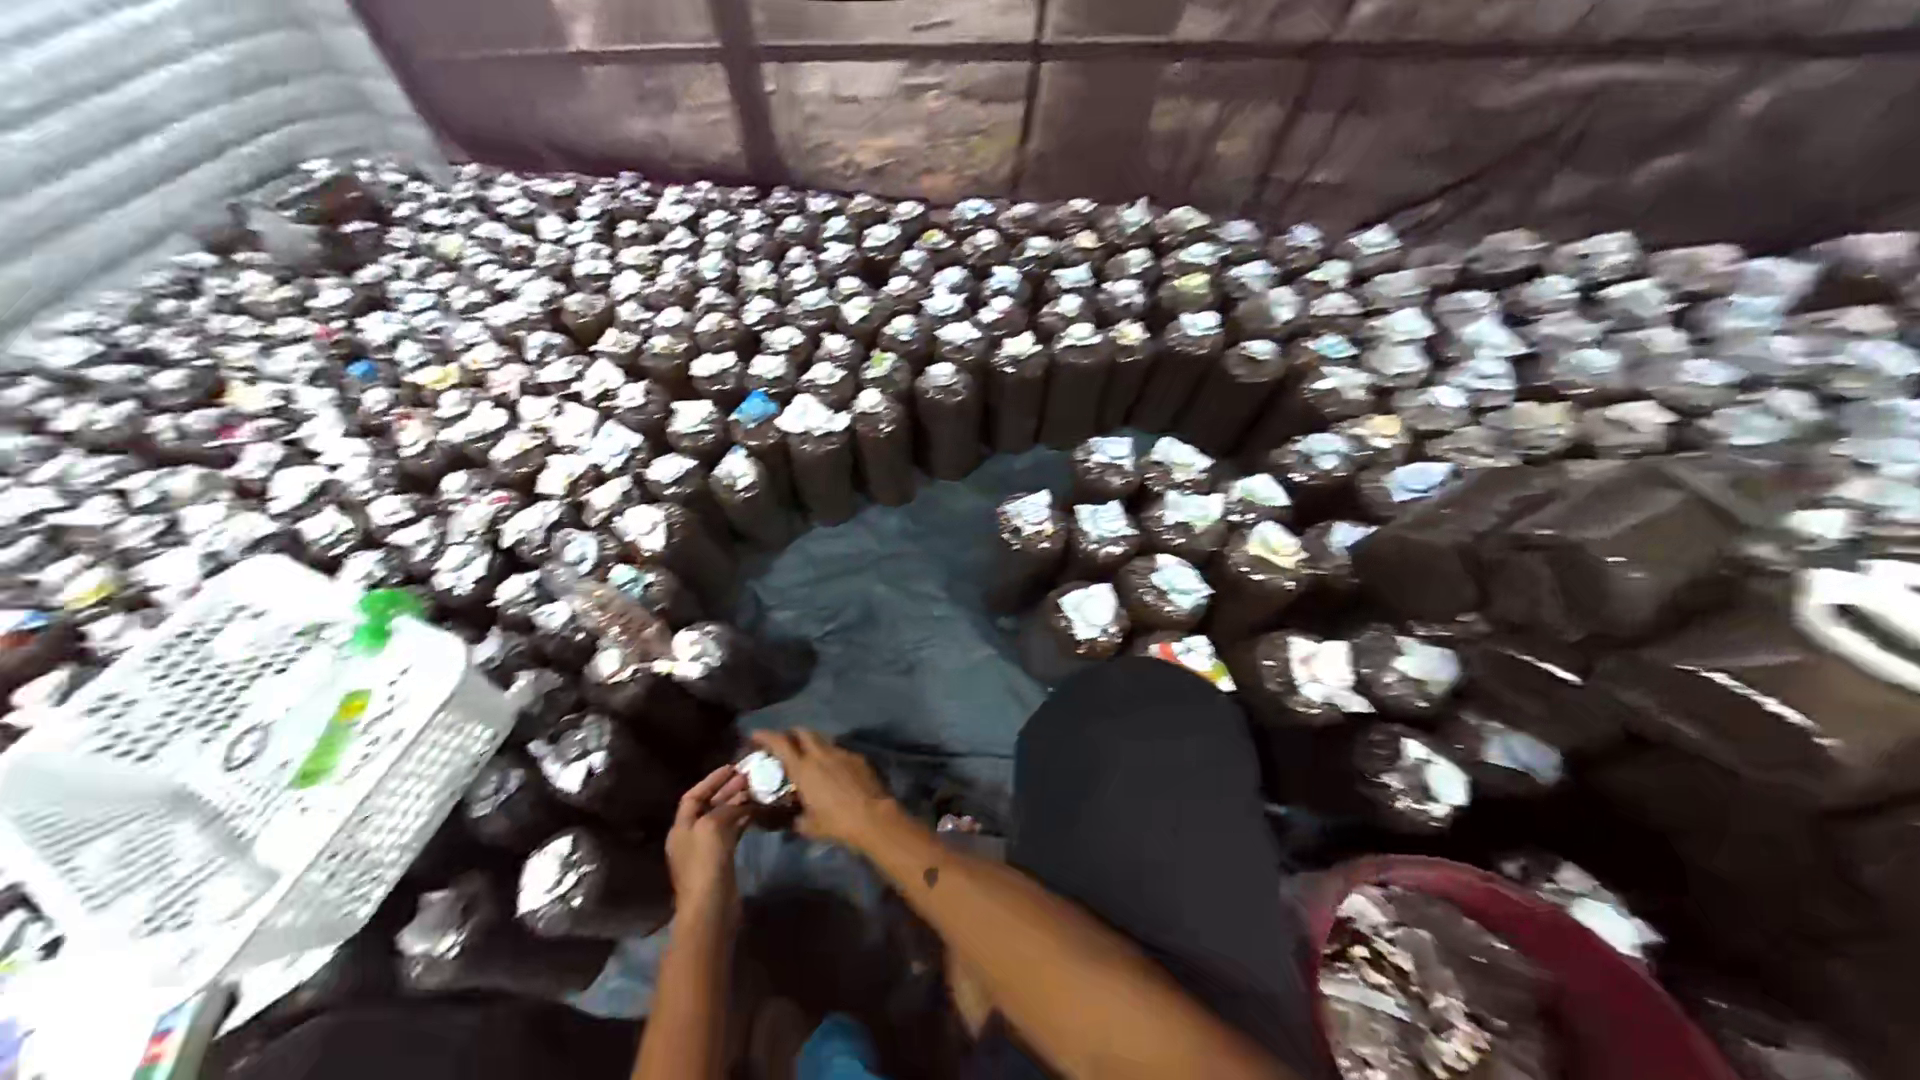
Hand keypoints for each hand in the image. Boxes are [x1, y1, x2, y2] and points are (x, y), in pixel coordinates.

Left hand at [665, 765, 751, 919]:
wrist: (711, 906)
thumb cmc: (706, 862)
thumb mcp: (713, 825)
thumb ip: (726, 807)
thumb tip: (742, 800)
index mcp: (681, 827)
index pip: (693, 795)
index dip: (711, 780)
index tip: (732, 767)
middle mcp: (691, 836)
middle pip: (709, 806)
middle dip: (728, 790)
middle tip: (749, 777)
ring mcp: (706, 850)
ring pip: (722, 818)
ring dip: (737, 804)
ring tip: (755, 790)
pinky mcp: (721, 860)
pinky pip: (732, 832)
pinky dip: (743, 820)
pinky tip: (756, 811)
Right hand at [749, 729, 896, 850]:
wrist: (873, 818)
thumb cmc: (836, 823)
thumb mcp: (807, 825)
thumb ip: (793, 817)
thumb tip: (790, 816)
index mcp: (803, 768)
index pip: (780, 743)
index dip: (766, 736)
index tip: (756, 734)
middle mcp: (821, 754)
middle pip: (803, 732)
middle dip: (792, 734)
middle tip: (786, 744)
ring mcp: (842, 753)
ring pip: (823, 740)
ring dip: (813, 744)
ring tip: (811, 758)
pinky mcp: (858, 757)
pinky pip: (840, 751)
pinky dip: (832, 756)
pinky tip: (835, 771)